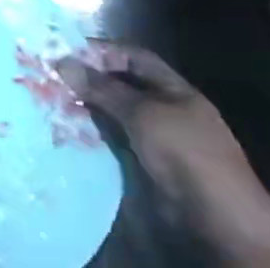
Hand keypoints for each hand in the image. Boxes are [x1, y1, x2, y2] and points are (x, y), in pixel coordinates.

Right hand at [58, 43, 269, 266]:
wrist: (218, 219)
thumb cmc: (186, 154)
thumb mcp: (142, 114)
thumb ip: (102, 87)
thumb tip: (60, 61)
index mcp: (176, 91)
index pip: (134, 57)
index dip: (102, 50)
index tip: (66, 51)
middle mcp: (165, 109)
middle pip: (120, 83)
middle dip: (87, 79)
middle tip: (50, 75)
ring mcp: (155, 136)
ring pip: (111, 110)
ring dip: (85, 105)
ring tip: (51, 99)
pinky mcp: (144, 159)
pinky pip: (111, 136)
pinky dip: (90, 130)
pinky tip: (66, 125)